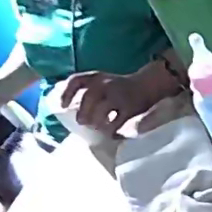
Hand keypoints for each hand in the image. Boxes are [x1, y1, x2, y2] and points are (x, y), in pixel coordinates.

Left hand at [54, 62, 175, 136]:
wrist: (149, 84)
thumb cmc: (122, 86)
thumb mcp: (104, 81)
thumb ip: (89, 90)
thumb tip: (71, 108)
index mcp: (96, 77)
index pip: (76, 81)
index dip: (66, 93)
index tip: (62, 106)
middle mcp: (105, 84)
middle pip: (88, 98)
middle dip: (83, 112)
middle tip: (82, 123)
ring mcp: (119, 96)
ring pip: (101, 111)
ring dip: (96, 122)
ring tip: (97, 128)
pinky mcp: (131, 108)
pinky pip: (118, 122)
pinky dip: (112, 130)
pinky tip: (111, 134)